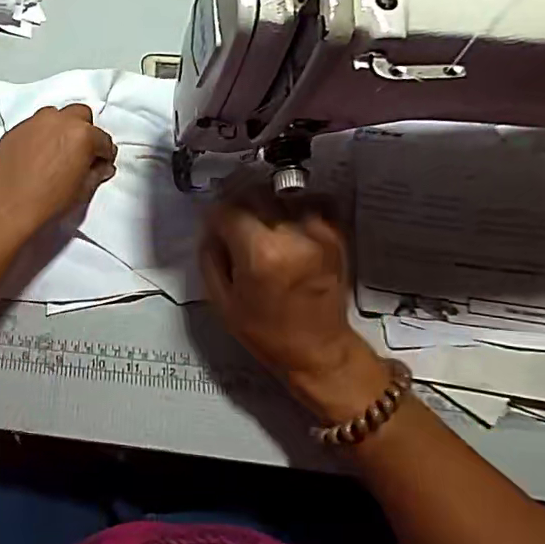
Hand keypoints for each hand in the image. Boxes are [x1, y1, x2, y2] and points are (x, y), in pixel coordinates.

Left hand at [0, 104, 116, 238]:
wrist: (11, 209)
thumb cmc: (46, 202)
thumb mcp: (83, 191)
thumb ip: (96, 173)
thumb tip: (98, 168)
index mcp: (82, 135)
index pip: (103, 139)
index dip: (104, 153)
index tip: (101, 161)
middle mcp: (58, 122)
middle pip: (80, 115)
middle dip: (84, 131)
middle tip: (81, 153)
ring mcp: (34, 124)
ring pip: (54, 116)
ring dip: (59, 129)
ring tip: (57, 152)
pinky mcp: (15, 132)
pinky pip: (32, 128)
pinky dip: (38, 137)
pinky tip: (37, 157)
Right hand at [200, 180, 385, 422]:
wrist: (318, 350)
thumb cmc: (267, 333)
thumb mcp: (222, 300)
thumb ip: (210, 256)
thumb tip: (210, 228)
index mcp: (261, 253)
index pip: (227, 209)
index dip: (214, 217)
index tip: (212, 227)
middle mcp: (293, 235)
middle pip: (254, 193)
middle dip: (237, 206)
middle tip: (231, 226)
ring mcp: (318, 231)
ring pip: (279, 195)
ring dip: (264, 207)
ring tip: (258, 230)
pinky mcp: (334, 234)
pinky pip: (305, 204)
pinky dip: (290, 210)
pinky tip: (283, 231)